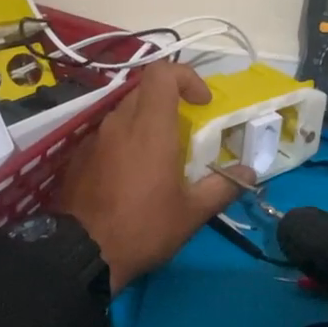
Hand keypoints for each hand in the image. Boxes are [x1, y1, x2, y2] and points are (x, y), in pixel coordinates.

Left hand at [57, 63, 249, 293]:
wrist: (81, 254)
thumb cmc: (143, 228)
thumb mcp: (192, 213)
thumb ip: (222, 187)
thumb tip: (248, 172)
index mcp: (150, 127)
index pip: (162, 72)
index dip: (186, 78)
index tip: (202, 104)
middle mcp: (120, 122)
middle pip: (145, 90)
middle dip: (169, 102)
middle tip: (185, 130)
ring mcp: (95, 138)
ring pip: (124, 112)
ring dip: (145, 122)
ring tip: (159, 155)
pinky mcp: (79, 156)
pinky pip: (107, 135)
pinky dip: (124, 141)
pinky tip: (131, 174)